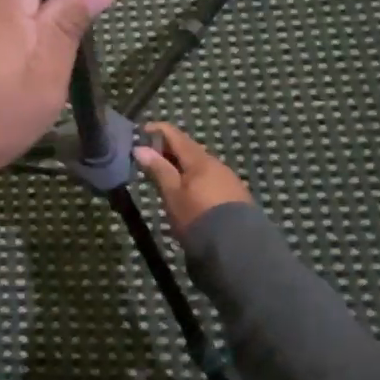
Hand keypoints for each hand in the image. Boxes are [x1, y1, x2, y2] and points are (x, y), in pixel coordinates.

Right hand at [133, 122, 251, 237]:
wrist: (240, 249)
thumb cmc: (198, 217)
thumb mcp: (172, 194)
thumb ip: (158, 169)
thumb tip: (140, 148)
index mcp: (199, 159)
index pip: (175, 135)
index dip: (156, 130)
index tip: (140, 132)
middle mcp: (216, 163)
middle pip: (189, 149)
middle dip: (168, 150)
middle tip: (149, 159)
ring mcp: (229, 179)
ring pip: (200, 165)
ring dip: (182, 166)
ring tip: (167, 178)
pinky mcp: (237, 196)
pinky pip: (211, 179)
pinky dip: (195, 179)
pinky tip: (190, 193)